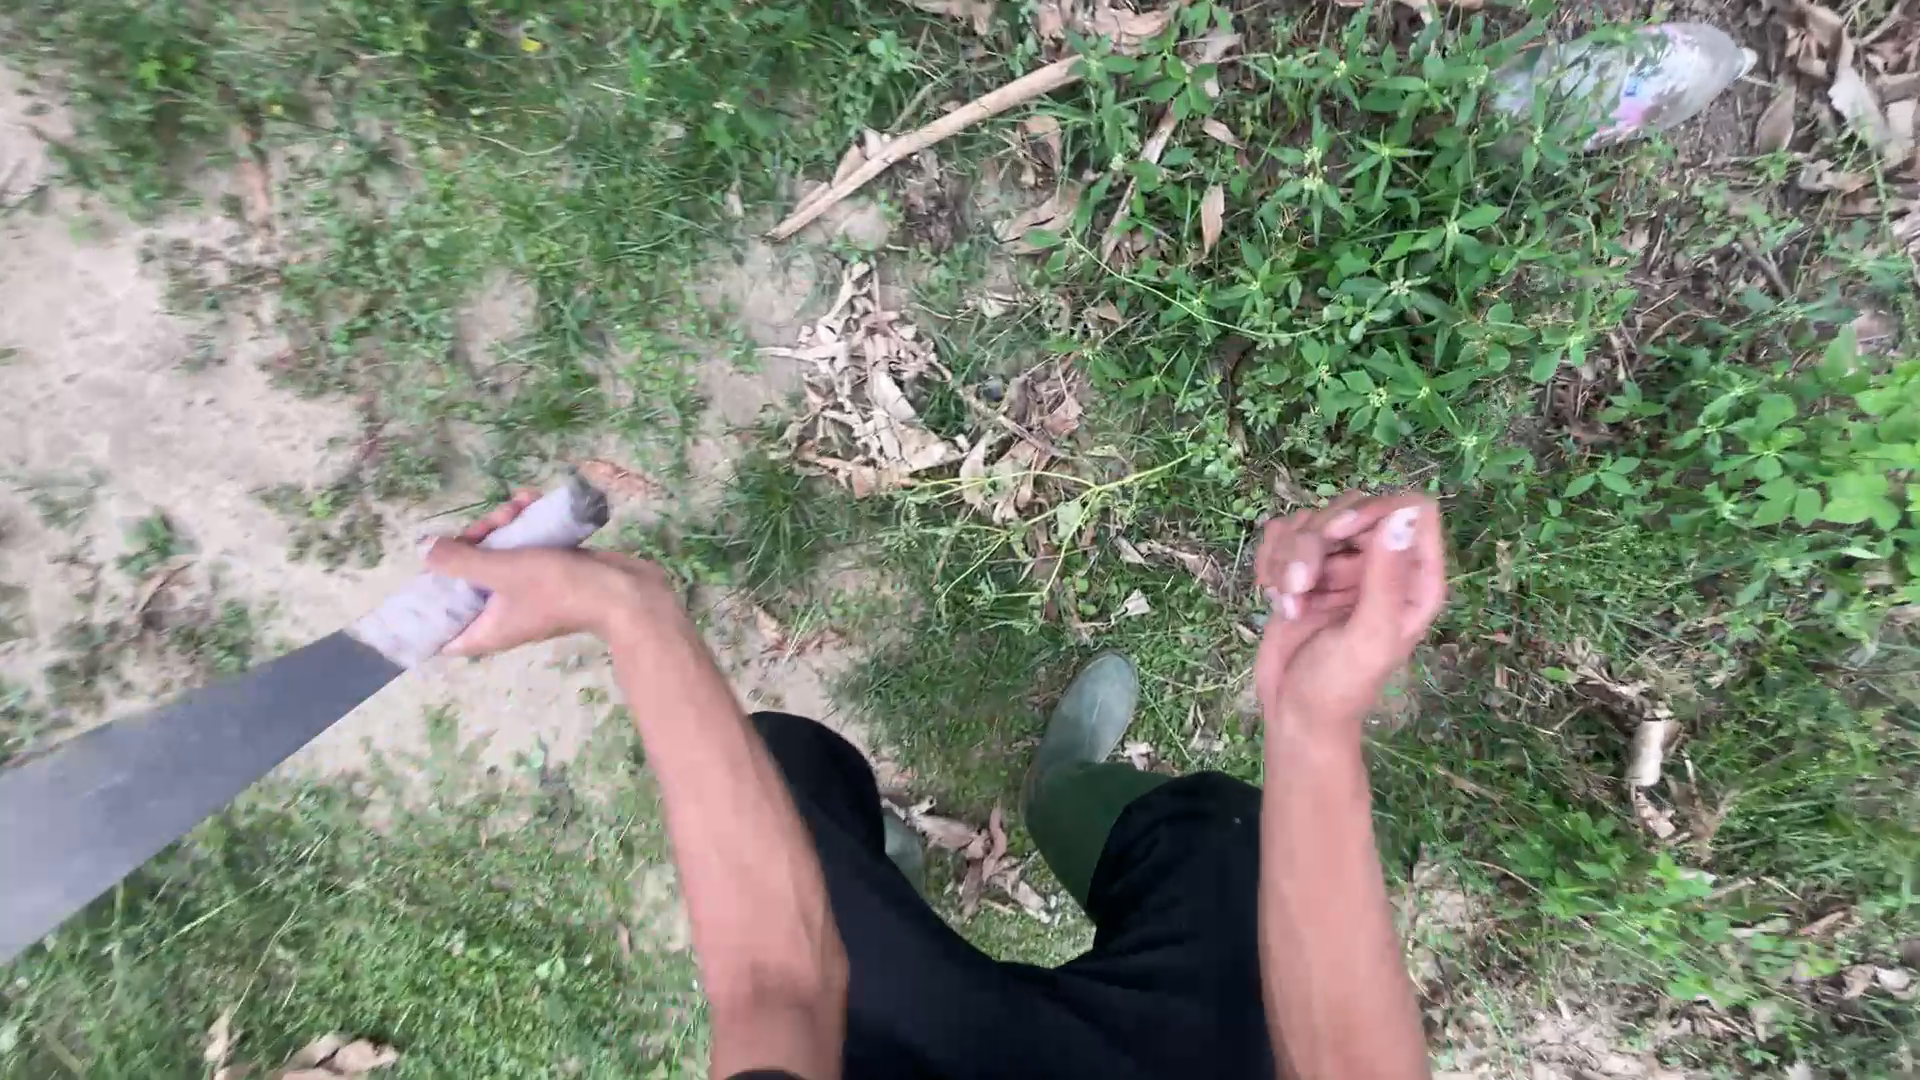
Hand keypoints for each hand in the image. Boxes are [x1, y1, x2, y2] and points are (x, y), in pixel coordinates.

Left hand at [423, 492, 674, 656]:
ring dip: (504, 526)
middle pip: (466, 576)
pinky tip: (533, 501)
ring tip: (521, 503)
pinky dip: (527, 527)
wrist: (626, 592)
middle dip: (475, 540)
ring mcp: (527, 592)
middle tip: (494, 520)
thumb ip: (459, 560)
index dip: (426, 593)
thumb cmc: (562, 589)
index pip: (438, 623)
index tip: (432, 560)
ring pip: (498, 556)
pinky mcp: (551, 573)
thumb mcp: (503, 571)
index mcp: (483, 628)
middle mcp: (500, 612)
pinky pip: (526, 549)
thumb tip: (424, 550)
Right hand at [1252, 493, 1446, 740]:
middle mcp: (1377, 564)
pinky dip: (1269, 563)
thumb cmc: (1341, 684)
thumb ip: (1386, 576)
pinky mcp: (1299, 571)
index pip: (1407, 509)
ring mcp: (1336, 566)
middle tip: (1299, 585)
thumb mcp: (1369, 634)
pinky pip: (1279, 538)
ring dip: (1286, 559)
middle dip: (1313, 543)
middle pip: (1348, 509)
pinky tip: (1274, 597)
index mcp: (1414, 578)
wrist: (1294, 711)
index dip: (1370, 511)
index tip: (1336, 535)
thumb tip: (1402, 515)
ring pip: (1307, 522)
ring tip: (1288, 602)